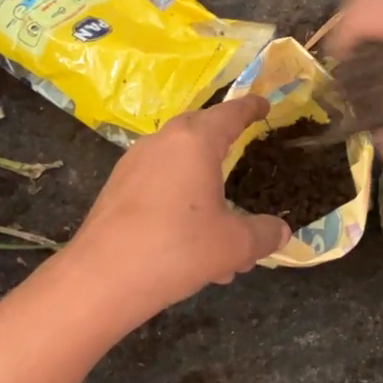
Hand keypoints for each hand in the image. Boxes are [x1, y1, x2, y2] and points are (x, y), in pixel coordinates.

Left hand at [64, 94, 290, 315]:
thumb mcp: (234, 245)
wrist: (102, 279)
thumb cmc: (177, 248)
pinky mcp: (116, 190)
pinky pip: (159, 185)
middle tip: (243, 146)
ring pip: (178, 164)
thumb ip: (263, 234)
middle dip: (223, 140)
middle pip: (199, 131)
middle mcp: (161, 143)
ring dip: (203, 185)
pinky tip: (192, 241)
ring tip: (224, 226)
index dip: (250, 108)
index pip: (229, 114)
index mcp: (194, 142)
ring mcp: (133, 165)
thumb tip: (280, 232)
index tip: (264, 104)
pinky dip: (181, 201)